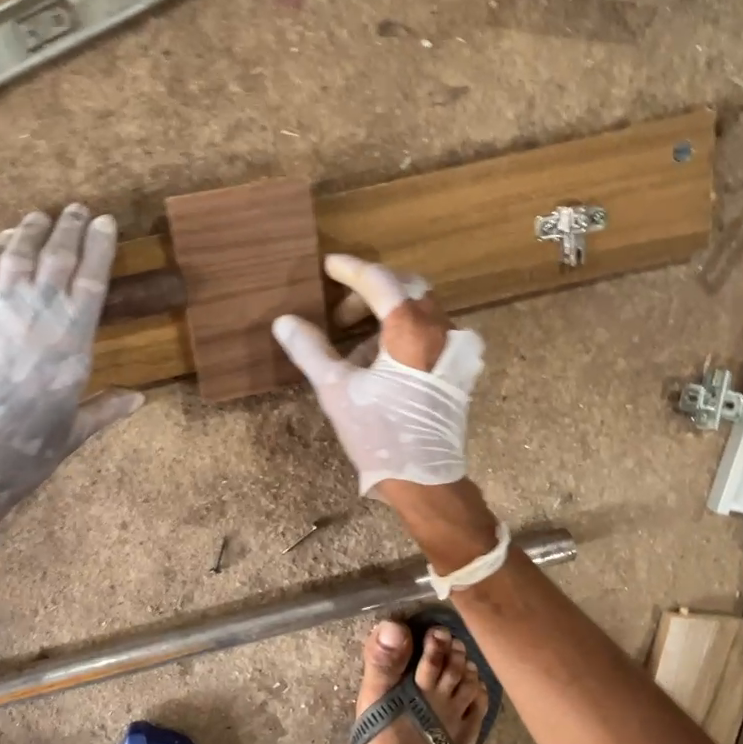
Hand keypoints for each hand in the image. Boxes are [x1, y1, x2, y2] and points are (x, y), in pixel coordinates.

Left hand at [0, 205, 143, 560]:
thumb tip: (138, 398)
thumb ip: (105, 409)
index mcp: (74, 345)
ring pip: (17, 253)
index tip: (105, 222)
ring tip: (39, 217)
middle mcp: (39, 318)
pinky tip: (0, 242)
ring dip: (31, 230)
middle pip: (57, 256)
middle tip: (76, 209)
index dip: (100, 246)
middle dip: (69, 227)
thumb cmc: (25, 456)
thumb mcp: (73, 433)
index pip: (93, 279)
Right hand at [271, 254, 484, 499]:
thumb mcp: (337, 390)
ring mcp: (454, 350)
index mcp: (411, 329)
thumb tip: (284, 322)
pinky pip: (432, 333)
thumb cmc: (379, 434)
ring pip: (420, 311)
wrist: (424, 478)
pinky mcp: (458, 371)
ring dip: (386, 315)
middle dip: (371, 292)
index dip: (351, 269)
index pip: (380, 280)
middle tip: (340, 312)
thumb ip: (311, 350)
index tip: (328, 265)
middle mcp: (441, 330)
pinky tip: (380, 361)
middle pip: (406, 289)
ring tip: (353, 343)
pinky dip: (404, 334)